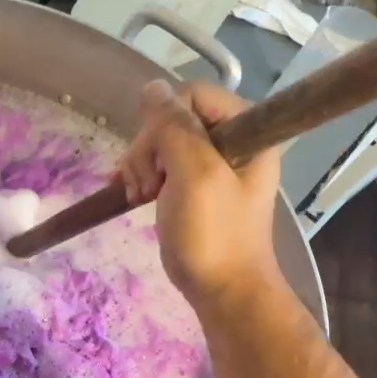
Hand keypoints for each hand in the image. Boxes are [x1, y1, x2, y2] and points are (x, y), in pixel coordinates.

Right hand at [118, 78, 282, 309]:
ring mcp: (212, 167)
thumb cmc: (213, 234)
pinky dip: (141, 177)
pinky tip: (129, 193)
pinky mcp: (193, 189)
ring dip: (141, 166)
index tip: (157, 160)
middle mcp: (233, 142)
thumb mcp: (193, 175)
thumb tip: (151, 87)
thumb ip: (174, 127)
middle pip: (175, 120)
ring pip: (163, 144)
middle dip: (149, 149)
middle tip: (145, 185)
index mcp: (248, 131)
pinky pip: (161, 167)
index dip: (165, 123)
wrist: (222, 290)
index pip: (194, 97)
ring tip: (138, 196)